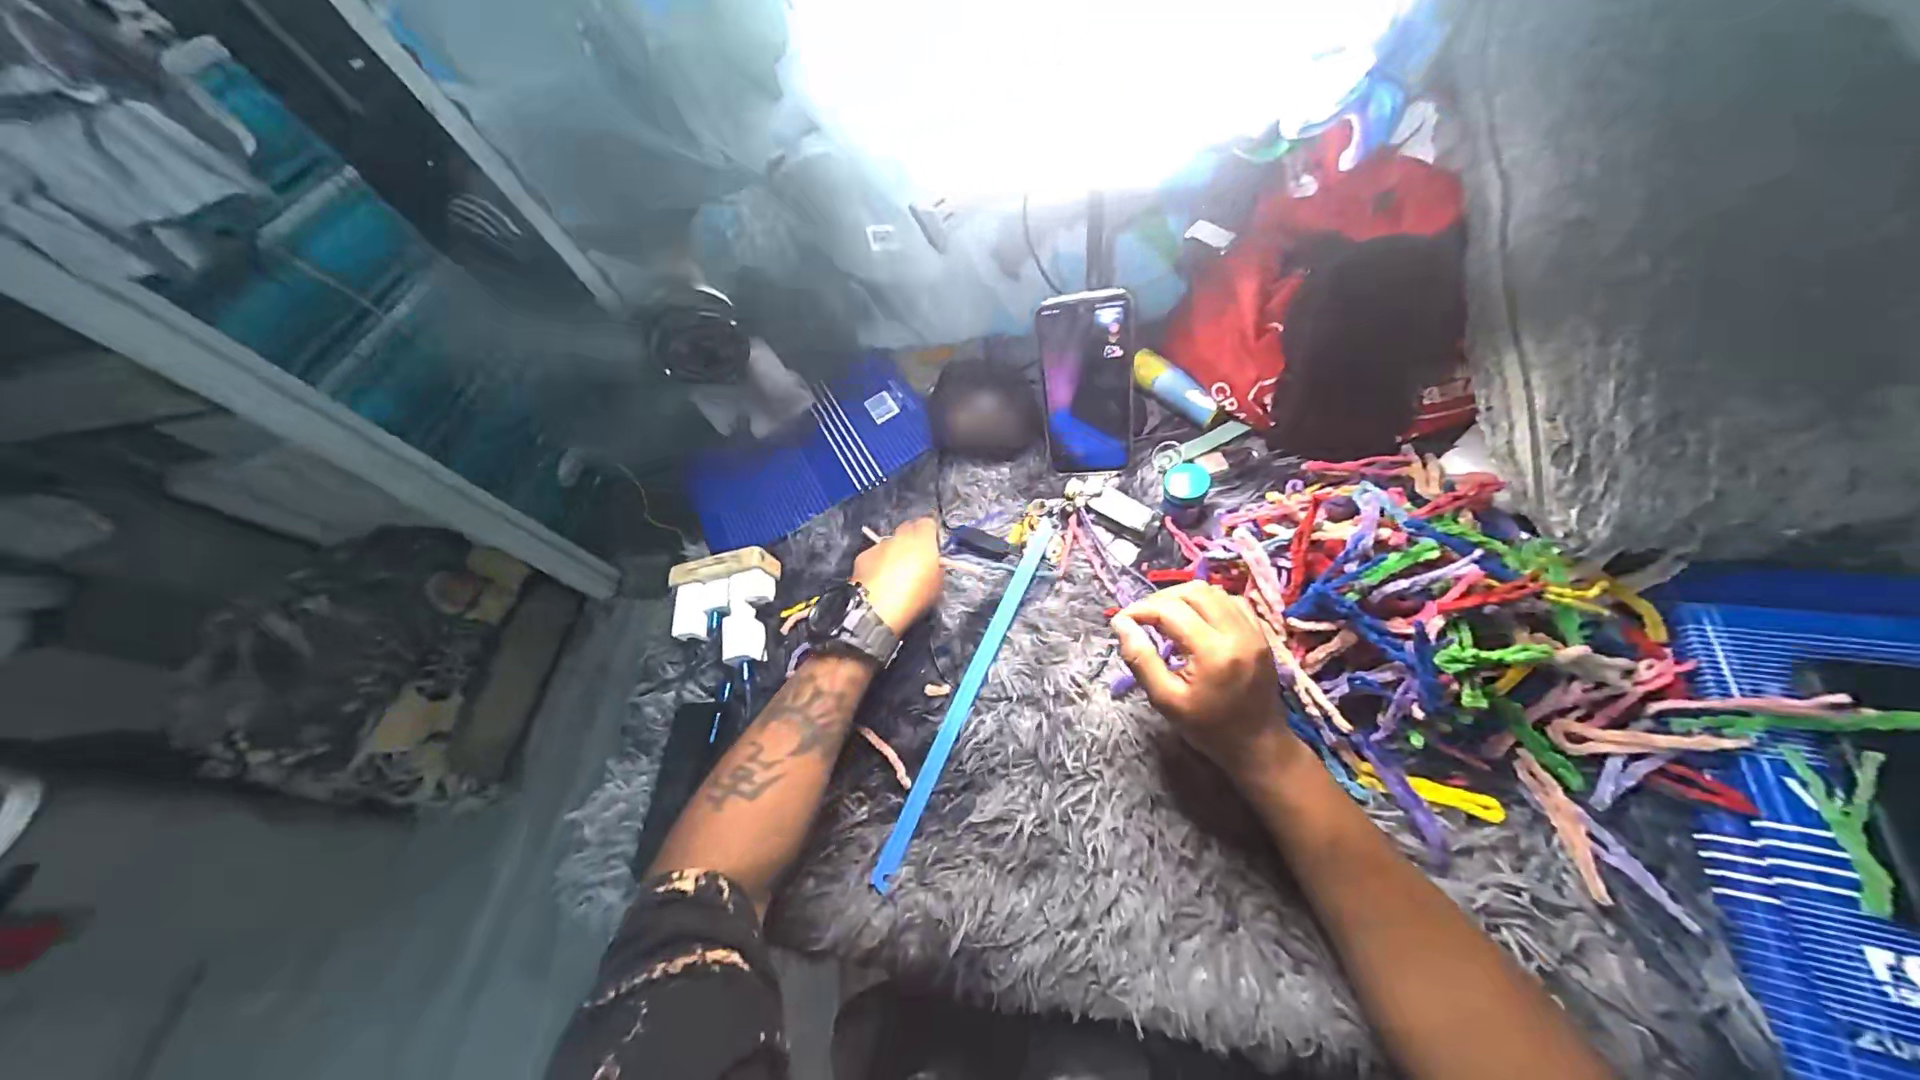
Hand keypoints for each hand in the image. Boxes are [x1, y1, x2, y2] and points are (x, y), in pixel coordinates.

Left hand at [852, 517, 942, 633]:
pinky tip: (879, 579)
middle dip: (913, 540)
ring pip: (890, 543)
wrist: (877, 609)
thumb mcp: (937, 584)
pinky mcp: (862, 556)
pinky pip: (875, 555)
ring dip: (895, 552)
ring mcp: (879, 544)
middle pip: (909, 529)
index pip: (930, 523)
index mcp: (923, 537)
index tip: (933, 547)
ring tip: (895, 574)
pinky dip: (878, 562)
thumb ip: (936, 566)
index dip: (931, 534)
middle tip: (916, 560)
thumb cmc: (914, 596)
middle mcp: (900, 535)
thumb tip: (933, 563)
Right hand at [1111, 582, 1300, 774]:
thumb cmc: (1208, 728)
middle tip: (1143, 619)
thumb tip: (1121, 623)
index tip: (1123, 621)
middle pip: (1193, 591)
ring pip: (1213, 591)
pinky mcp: (1261, 633)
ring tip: (1165, 618)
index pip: (1169, 610)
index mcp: (1213, 652)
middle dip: (1161, 599)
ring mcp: (1254, 630)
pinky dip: (1208, 603)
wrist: (1259, 746)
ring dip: (1184, 598)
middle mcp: (1237, 632)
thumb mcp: (1165, 700)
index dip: (1140, 610)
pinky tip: (1195, 621)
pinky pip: (1231, 601)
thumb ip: (1140, 659)